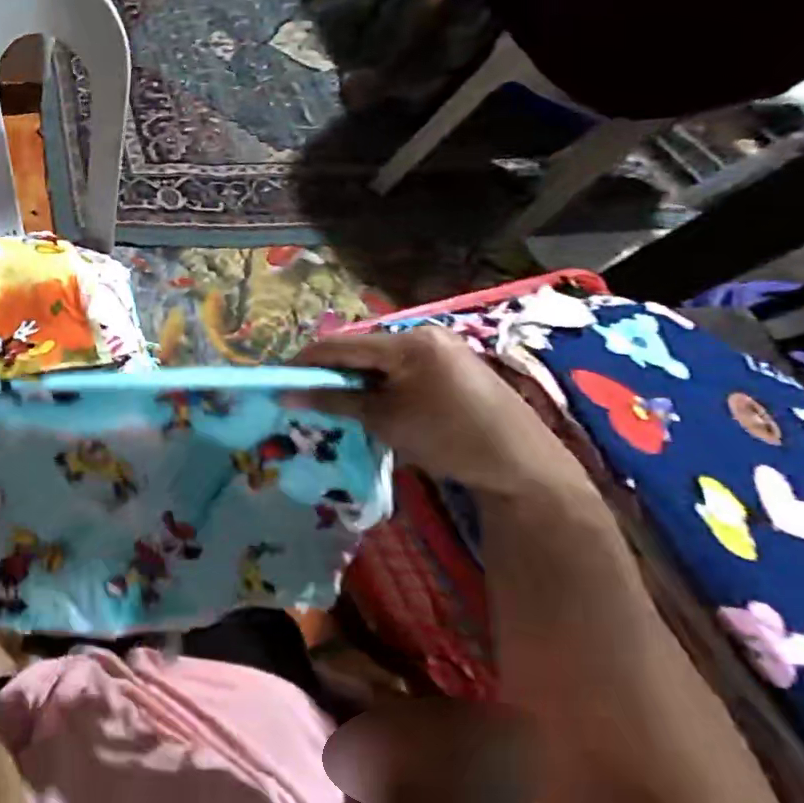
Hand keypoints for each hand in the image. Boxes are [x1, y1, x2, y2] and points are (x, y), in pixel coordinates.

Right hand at [289, 325, 589, 498]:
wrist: (527, 469)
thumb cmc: (450, 440)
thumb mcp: (383, 421)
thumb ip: (332, 401)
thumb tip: (284, 394)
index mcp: (407, 342)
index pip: (337, 344)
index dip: (302, 362)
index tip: (277, 380)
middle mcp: (423, 333)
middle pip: (357, 346)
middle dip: (328, 370)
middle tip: (305, 394)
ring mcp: (440, 346)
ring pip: (376, 356)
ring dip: (352, 376)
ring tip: (334, 400)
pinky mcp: (451, 362)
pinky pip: (398, 363)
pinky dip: (377, 379)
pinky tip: (370, 400)